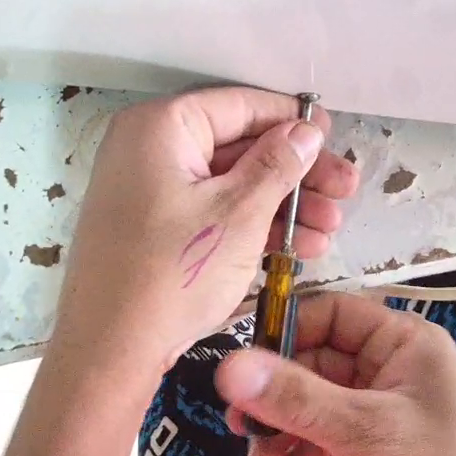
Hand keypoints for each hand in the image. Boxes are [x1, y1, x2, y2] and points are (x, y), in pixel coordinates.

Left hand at [54, 87, 358, 372]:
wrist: (110, 350)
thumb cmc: (172, 274)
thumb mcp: (238, 214)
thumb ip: (276, 165)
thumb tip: (304, 131)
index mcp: (160, 127)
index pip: (239, 106)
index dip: (291, 121)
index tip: (333, 138)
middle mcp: (148, 150)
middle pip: (238, 147)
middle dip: (296, 173)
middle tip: (345, 191)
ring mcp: (147, 192)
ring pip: (229, 185)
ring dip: (283, 206)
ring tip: (330, 230)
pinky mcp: (153, 230)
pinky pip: (209, 214)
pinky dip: (250, 227)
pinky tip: (298, 248)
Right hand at [214, 292, 455, 455]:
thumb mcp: (366, 434)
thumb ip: (295, 398)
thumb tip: (225, 367)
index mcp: (401, 344)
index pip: (328, 314)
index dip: (281, 334)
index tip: (238, 368)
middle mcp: (387, 368)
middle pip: (309, 365)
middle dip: (273, 403)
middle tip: (239, 431)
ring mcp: (377, 412)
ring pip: (307, 408)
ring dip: (278, 439)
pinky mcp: (368, 450)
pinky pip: (318, 442)